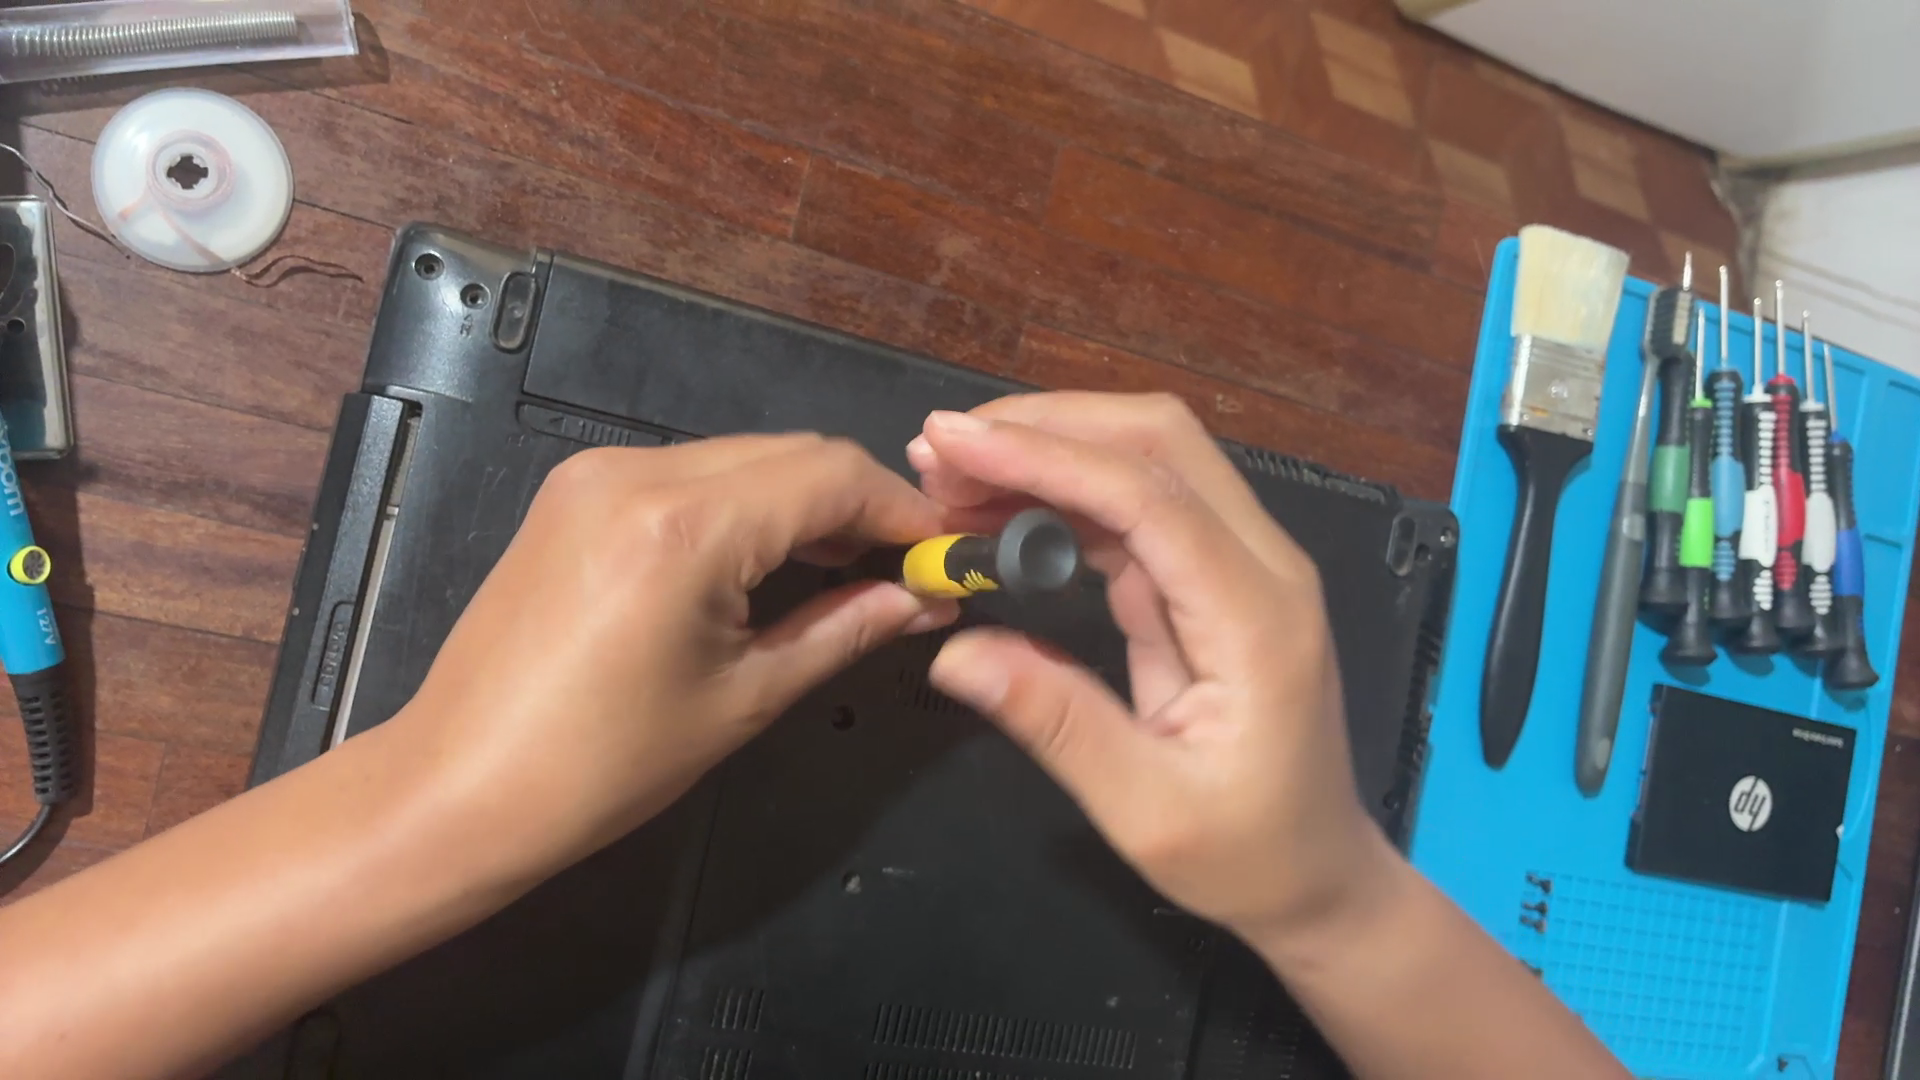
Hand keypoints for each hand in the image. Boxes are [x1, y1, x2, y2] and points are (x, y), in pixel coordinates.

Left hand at [402, 435, 956, 871]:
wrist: (454, 789)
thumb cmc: (607, 764)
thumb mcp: (748, 696)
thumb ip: (849, 626)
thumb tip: (929, 599)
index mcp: (687, 526)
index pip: (832, 475)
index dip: (904, 509)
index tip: (946, 550)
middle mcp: (643, 471)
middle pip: (798, 453)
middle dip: (865, 501)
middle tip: (906, 564)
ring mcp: (604, 470)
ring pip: (753, 456)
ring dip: (813, 500)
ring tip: (855, 563)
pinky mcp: (583, 487)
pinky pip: (702, 472)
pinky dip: (758, 504)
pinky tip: (779, 553)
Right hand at [908, 393, 1394, 948]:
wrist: (1319, 875)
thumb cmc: (1247, 855)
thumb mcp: (1145, 811)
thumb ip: (1054, 721)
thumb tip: (952, 654)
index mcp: (1253, 617)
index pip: (1146, 496)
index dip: (1044, 457)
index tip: (951, 444)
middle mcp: (1257, 563)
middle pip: (1157, 441)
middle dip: (1045, 426)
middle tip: (944, 450)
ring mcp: (1235, 561)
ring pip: (1144, 458)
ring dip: (1048, 449)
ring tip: (955, 476)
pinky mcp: (1204, 574)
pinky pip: (1132, 506)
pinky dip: (1061, 493)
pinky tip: (1002, 509)